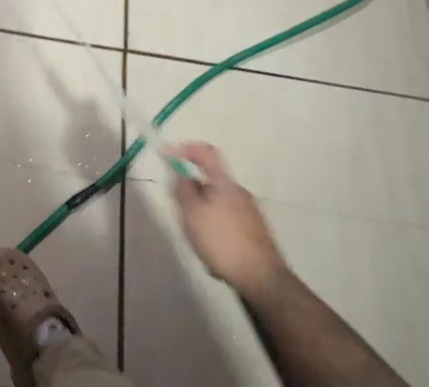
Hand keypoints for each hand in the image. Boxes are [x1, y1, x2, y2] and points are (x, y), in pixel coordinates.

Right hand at [165, 142, 286, 295]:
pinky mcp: (255, 232)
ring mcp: (251, 212)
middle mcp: (240, 192)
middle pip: (210, 181)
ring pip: (217, 204)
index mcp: (224, 183)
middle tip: (182, 213)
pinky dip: (215, 230)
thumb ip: (183, 189)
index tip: (167, 156)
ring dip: (203, 215)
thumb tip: (179, 172)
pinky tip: (214, 253)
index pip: (206, 152)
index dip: (185, 149)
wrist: (262, 278)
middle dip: (192, 194)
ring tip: (198, 239)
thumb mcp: (192, 214)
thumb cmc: (222, 241)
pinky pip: (227, 222)